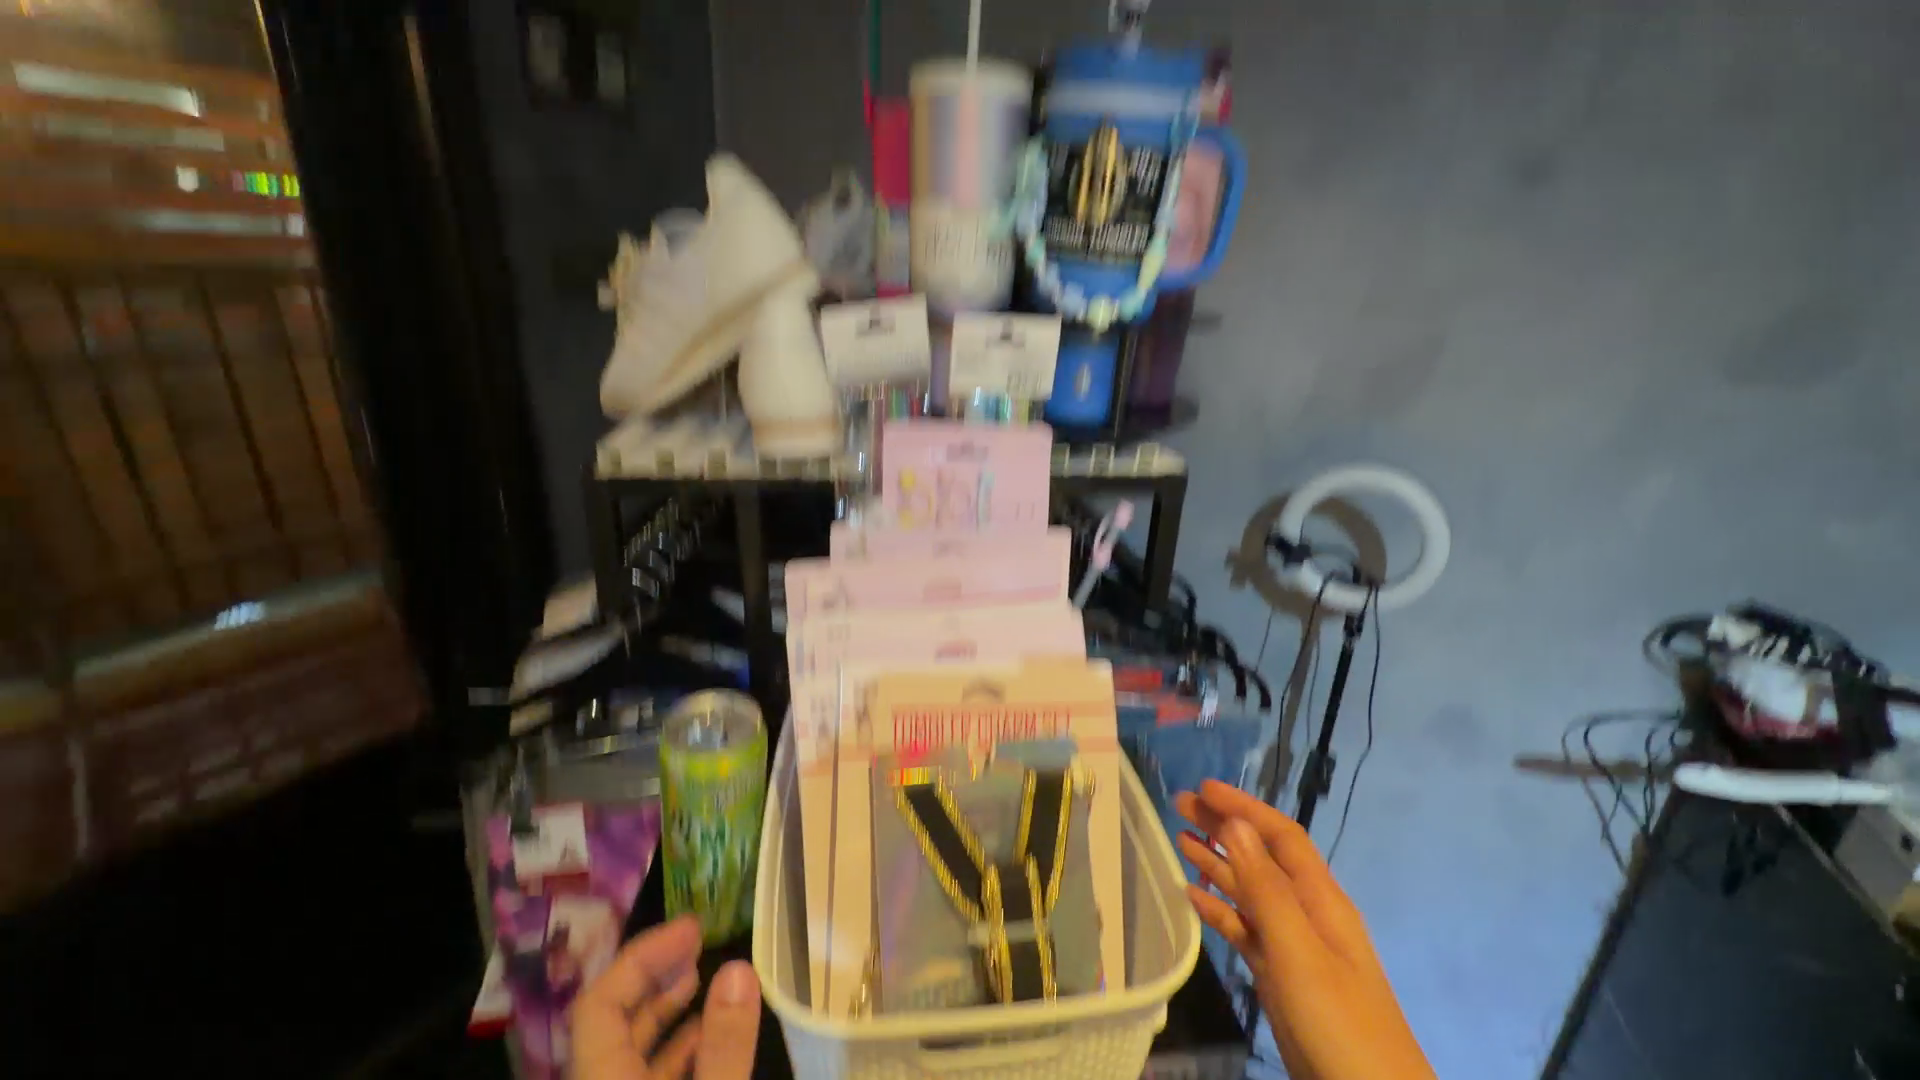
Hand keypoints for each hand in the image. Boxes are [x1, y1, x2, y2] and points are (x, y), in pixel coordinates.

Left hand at [569, 915, 761, 1079]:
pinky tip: (706, 1036)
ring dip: (664, 1010)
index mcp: (601, 1079)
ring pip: (626, 1051)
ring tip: (702, 975)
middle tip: (698, 940)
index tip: (691, 928)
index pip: (599, 1003)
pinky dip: (672, 1050)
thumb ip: (724, 1045)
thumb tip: (738, 969)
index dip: (642, 957)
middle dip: (654, 975)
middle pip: (611, 1021)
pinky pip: (641, 1077)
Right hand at [1175, 780, 1433, 1079]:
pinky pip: (1244, 929)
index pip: (1281, 837)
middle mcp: (1307, 914)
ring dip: (1216, 863)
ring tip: (1179, 838)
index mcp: (1321, 900)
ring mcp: (1293, 947)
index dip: (1244, 808)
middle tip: (1180, 805)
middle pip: (1261, 857)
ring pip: (1249, 891)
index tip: (1203, 788)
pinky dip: (1218, 909)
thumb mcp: (1300, 951)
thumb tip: (1235, 824)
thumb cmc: (1338, 1021)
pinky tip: (1191, 897)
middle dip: (1224, 827)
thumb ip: (1266, 888)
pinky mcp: (1280, 976)